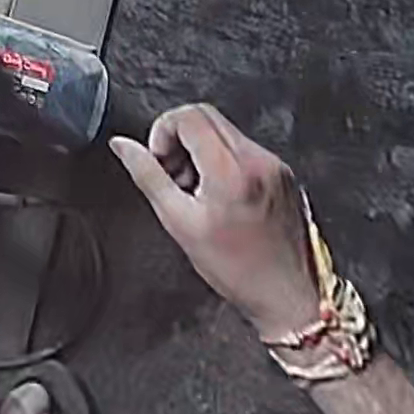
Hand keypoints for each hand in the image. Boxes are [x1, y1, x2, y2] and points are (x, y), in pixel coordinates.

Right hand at [109, 103, 320, 340]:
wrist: (291, 298)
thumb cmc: (237, 268)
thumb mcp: (178, 221)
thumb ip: (146, 174)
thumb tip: (122, 145)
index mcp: (231, 171)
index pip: (188, 116)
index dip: (162, 131)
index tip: (160, 159)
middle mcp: (258, 160)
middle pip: (205, 115)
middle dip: (178, 137)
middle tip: (172, 171)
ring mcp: (274, 165)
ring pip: (222, 129)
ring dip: (198, 148)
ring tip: (194, 187)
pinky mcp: (283, 174)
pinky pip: (242, 147)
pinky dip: (220, 159)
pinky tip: (216, 194)